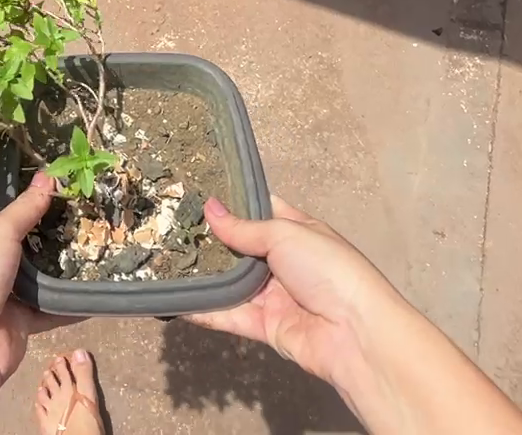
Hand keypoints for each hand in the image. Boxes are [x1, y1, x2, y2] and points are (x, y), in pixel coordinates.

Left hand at [0, 170, 74, 391]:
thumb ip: (25, 206)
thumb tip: (46, 175)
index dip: (17, 184)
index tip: (48, 168)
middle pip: (23, 235)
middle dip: (48, 223)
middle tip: (82, 202)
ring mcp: (5, 290)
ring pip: (39, 270)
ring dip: (62, 259)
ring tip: (95, 235)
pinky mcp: (23, 318)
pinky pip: (52, 305)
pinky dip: (71, 300)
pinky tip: (98, 284)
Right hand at [186, 196, 521, 434]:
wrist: (355, 334)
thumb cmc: (328, 269)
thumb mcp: (285, 234)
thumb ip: (244, 227)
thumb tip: (209, 207)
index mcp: (297, 230)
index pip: (261, 209)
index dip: (234, 200)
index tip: (199, 188)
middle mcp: (284, 260)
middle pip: (241, 245)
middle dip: (212, 236)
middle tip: (172, 221)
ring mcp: (274, 294)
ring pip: (232, 281)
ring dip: (205, 272)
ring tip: (166, 255)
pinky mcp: (265, 326)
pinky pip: (230, 315)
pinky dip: (205, 309)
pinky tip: (177, 299)